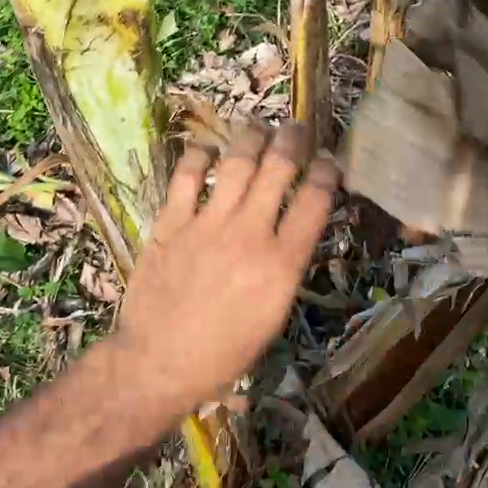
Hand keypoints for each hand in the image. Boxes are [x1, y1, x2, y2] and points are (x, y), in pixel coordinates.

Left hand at [113, 123, 338, 410]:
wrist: (159, 362)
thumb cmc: (224, 352)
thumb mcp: (272, 315)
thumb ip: (284, 268)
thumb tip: (291, 232)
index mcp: (282, 263)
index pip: (314, 201)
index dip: (326, 173)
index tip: (328, 159)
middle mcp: (249, 233)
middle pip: (278, 170)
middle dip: (292, 141)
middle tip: (296, 127)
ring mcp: (208, 223)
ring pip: (236, 163)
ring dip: (251, 138)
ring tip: (258, 125)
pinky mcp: (172, 222)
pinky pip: (187, 177)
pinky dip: (198, 156)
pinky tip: (206, 148)